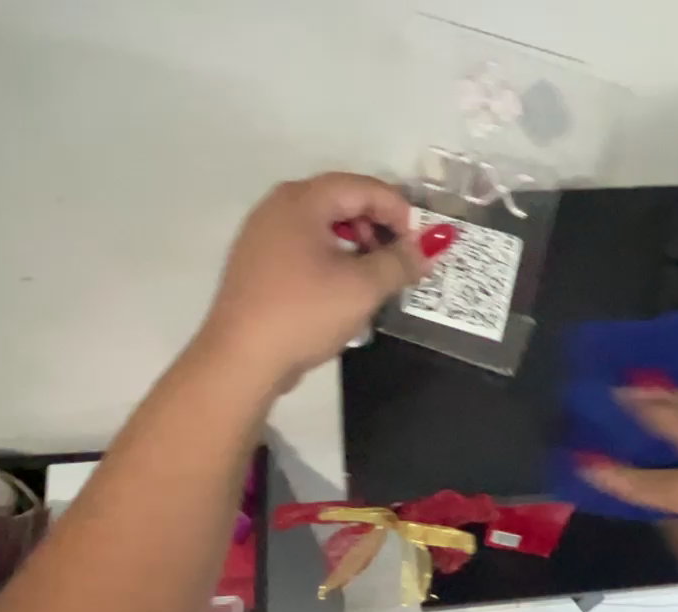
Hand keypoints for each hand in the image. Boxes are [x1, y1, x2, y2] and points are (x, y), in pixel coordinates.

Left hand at [195, 172, 455, 383]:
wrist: (242, 358)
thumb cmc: (304, 313)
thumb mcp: (362, 287)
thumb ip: (401, 261)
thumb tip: (435, 243)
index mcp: (302, 200)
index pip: (363, 187)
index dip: (399, 211)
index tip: (420, 246)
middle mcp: (278, 206)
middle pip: (341, 202)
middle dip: (378, 228)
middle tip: (400, 263)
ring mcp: (263, 235)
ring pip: (323, 226)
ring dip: (357, 246)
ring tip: (375, 280)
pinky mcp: (258, 265)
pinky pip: (305, 248)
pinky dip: (332, 259)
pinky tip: (343, 291)